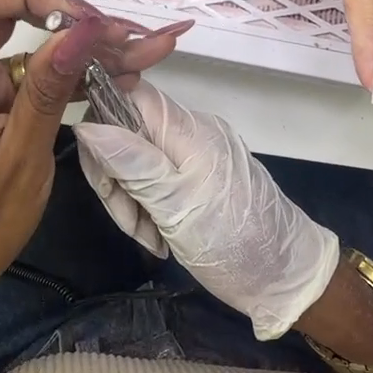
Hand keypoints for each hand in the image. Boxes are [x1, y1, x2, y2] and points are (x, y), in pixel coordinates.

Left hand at [0, 0, 183, 307]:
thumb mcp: (23, 156)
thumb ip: (49, 88)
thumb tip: (81, 29)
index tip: (81, 15)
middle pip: (7, 12)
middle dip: (66, 13)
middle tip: (117, 31)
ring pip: (32, 42)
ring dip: (83, 45)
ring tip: (140, 49)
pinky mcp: (0, 101)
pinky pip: (39, 72)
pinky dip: (77, 72)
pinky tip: (122, 75)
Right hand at [74, 80, 338, 339]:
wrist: (287, 279)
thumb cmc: (232, 242)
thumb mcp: (174, 206)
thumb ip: (131, 161)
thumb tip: (85, 123)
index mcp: (187, 129)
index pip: (128, 93)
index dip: (102, 121)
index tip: (100, 170)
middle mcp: (192, 130)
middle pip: (127, 130)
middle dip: (115, 176)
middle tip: (128, 222)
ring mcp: (198, 153)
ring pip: (138, 159)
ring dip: (132, 198)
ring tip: (148, 237)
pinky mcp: (202, 175)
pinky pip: (158, 177)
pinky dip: (150, 204)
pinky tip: (159, 236)